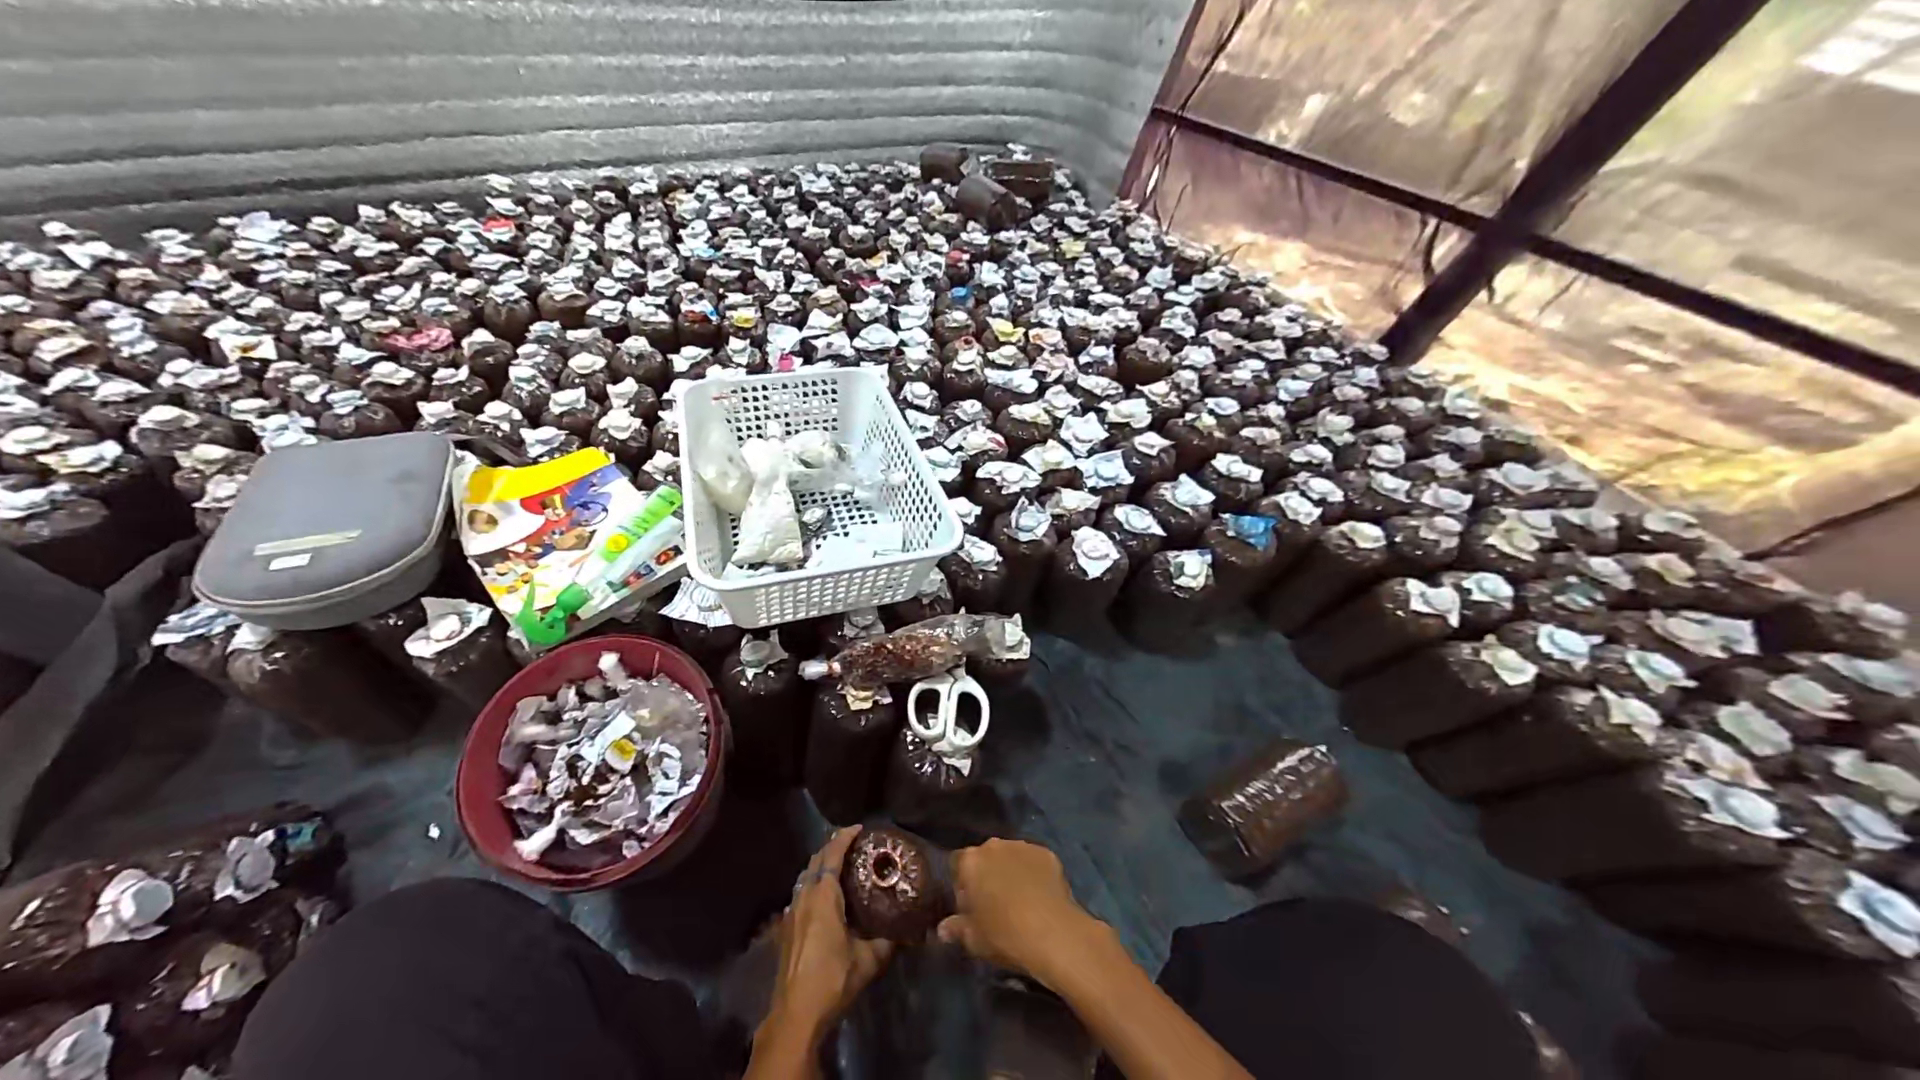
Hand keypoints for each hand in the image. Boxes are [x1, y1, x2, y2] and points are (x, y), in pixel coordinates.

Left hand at [765, 826, 894, 1041]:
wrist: (795, 1014)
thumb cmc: (832, 979)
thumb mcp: (868, 960)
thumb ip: (887, 941)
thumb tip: (909, 930)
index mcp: (823, 897)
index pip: (832, 855)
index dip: (844, 838)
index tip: (859, 828)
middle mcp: (803, 898)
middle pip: (815, 861)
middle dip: (832, 847)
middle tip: (853, 844)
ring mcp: (790, 913)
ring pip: (804, 877)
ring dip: (820, 866)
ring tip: (840, 866)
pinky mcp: (785, 929)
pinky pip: (799, 894)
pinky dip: (812, 884)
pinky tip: (823, 898)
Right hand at [937, 838, 1109, 988]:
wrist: (1052, 932)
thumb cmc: (1003, 935)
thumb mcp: (973, 939)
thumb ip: (955, 929)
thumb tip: (943, 929)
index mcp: (970, 861)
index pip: (957, 864)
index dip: (961, 884)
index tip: (968, 905)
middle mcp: (994, 846)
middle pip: (984, 858)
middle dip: (987, 875)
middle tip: (993, 904)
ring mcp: (1023, 846)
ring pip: (1010, 857)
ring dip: (1010, 872)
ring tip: (1020, 900)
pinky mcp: (1047, 853)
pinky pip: (1034, 861)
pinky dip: (1034, 873)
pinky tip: (1040, 896)